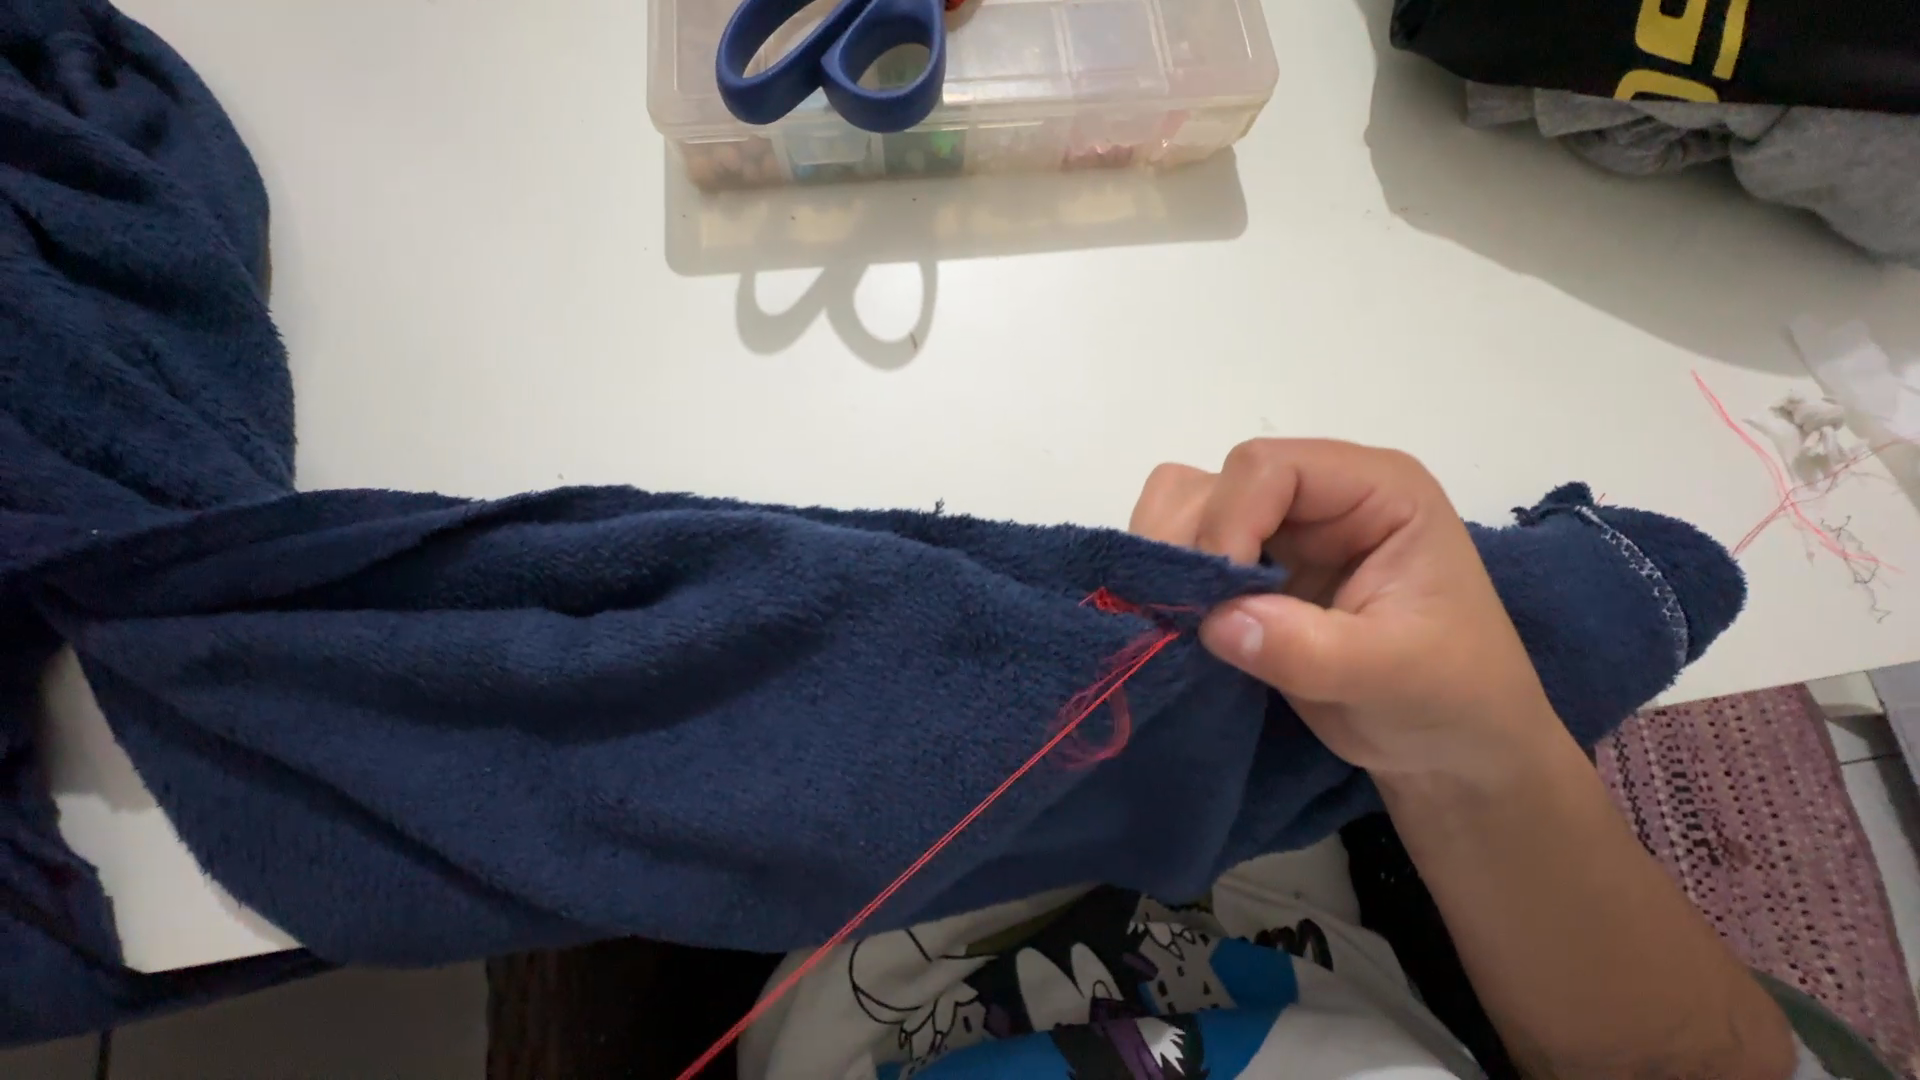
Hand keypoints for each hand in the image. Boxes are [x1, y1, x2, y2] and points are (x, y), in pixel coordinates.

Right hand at [1129, 439, 1566, 783]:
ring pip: (1181, 509)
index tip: (1218, 600)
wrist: (1448, 744)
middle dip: (1185, 547)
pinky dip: (1164, 583)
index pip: (1267, 469)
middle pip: (1211, 485)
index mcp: (1372, 491)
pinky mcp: (1247, 568)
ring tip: (1181, 621)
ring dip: (1166, 562)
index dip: (1228, 523)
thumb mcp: (1395, 676)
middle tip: (1185, 616)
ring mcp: (1278, 531)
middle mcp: (1316, 496)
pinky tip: (1181, 624)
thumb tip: (1214, 621)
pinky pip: (1178, 551)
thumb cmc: (1448, 698)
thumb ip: (1308, 649)